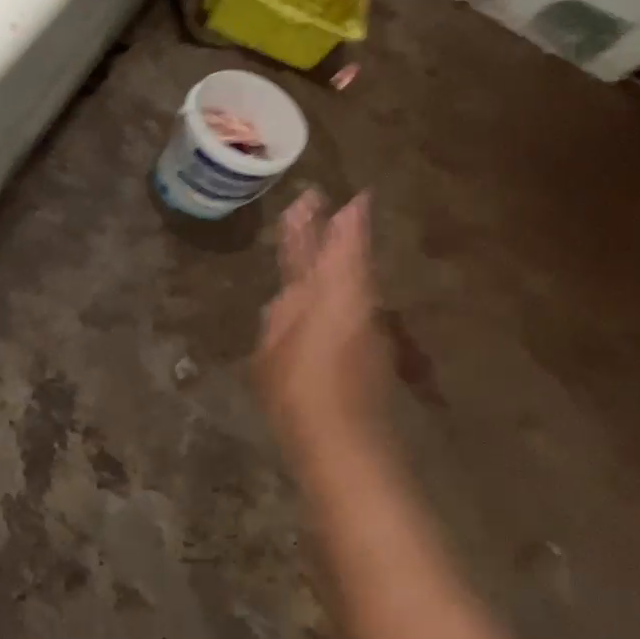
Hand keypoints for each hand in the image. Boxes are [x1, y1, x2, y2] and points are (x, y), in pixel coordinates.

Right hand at [253, 190, 384, 445]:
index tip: (317, 194)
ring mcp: (364, 327)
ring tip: (321, 235)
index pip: (329, 246)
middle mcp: (352, 304)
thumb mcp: (273, 352)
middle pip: (341, 258)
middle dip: (330, 231)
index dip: (323, 221)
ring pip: (348, 281)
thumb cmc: (300, 395)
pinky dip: (337, 286)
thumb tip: (287, 296)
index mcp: (329, 296)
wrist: (345, 444)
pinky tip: (322, 293)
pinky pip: (350, 303)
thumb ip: (281, 318)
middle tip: (315, 203)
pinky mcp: (367, 349)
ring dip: (335, 256)